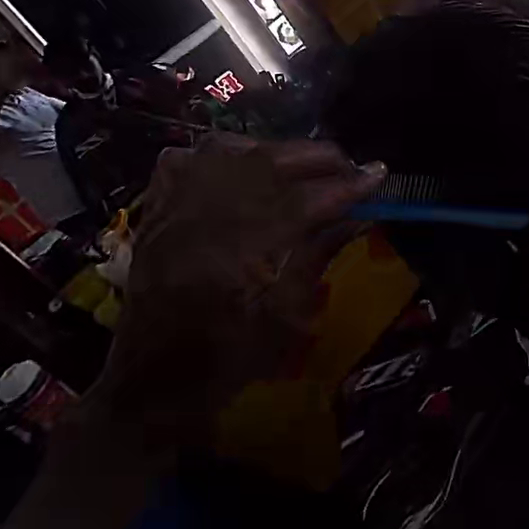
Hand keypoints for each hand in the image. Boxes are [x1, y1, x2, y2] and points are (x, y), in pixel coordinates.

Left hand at [89, 135, 384, 441]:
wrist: (150, 380)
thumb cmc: (224, 359)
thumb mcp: (283, 320)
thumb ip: (316, 257)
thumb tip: (354, 217)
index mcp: (240, 249)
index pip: (307, 200)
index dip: (347, 185)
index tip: (379, 174)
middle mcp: (208, 212)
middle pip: (273, 163)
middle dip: (319, 159)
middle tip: (349, 167)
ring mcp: (178, 200)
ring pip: (234, 148)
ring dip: (275, 151)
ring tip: (301, 165)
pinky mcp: (158, 202)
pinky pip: (192, 156)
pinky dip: (220, 154)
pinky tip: (239, 166)